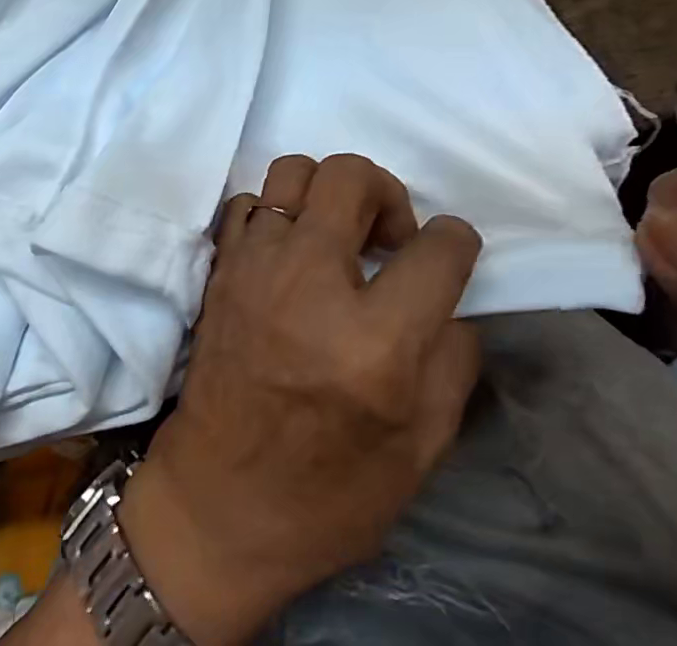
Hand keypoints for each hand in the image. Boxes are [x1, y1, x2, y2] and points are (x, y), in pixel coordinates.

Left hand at [118, 154, 483, 644]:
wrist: (219, 506)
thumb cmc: (330, 495)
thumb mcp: (423, 446)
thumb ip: (452, 358)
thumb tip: (446, 299)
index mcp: (375, 342)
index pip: (438, 248)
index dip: (456, 243)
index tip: (448, 255)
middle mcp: (310, 286)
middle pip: (353, 176)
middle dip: (388, 194)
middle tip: (387, 241)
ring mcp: (255, 270)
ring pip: (294, 171)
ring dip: (328, 194)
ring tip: (336, 239)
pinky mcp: (220, 272)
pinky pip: (248, 203)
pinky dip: (276, 215)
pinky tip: (288, 255)